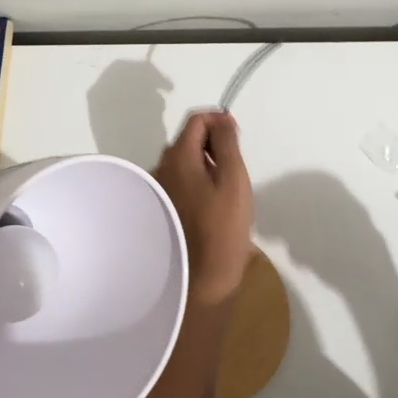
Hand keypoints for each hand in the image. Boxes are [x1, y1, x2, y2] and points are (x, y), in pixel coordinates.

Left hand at [154, 110, 254, 303]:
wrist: (201, 279)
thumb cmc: (222, 227)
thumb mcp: (233, 178)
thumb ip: (227, 143)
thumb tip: (222, 118)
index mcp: (177, 157)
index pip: (196, 120)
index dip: (219, 120)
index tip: (238, 137)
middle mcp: (161, 168)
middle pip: (189, 140)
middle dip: (214, 145)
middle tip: (236, 169)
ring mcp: (159, 189)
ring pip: (186, 162)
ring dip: (207, 165)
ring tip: (227, 191)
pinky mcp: (163, 207)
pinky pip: (182, 182)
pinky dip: (198, 183)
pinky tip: (213, 206)